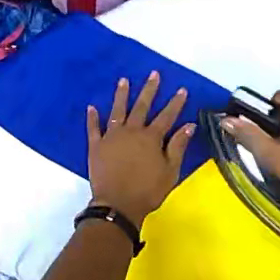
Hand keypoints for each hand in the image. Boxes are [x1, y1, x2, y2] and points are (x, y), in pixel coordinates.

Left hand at [86, 73, 194, 226]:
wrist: (117, 205)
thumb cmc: (147, 191)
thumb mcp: (170, 171)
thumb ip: (178, 146)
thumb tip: (188, 125)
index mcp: (151, 138)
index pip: (166, 116)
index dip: (175, 103)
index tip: (181, 89)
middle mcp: (132, 131)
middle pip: (142, 107)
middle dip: (149, 90)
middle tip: (153, 74)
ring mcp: (112, 137)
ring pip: (117, 111)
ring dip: (121, 95)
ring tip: (123, 80)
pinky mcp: (96, 146)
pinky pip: (93, 128)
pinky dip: (92, 117)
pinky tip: (91, 107)